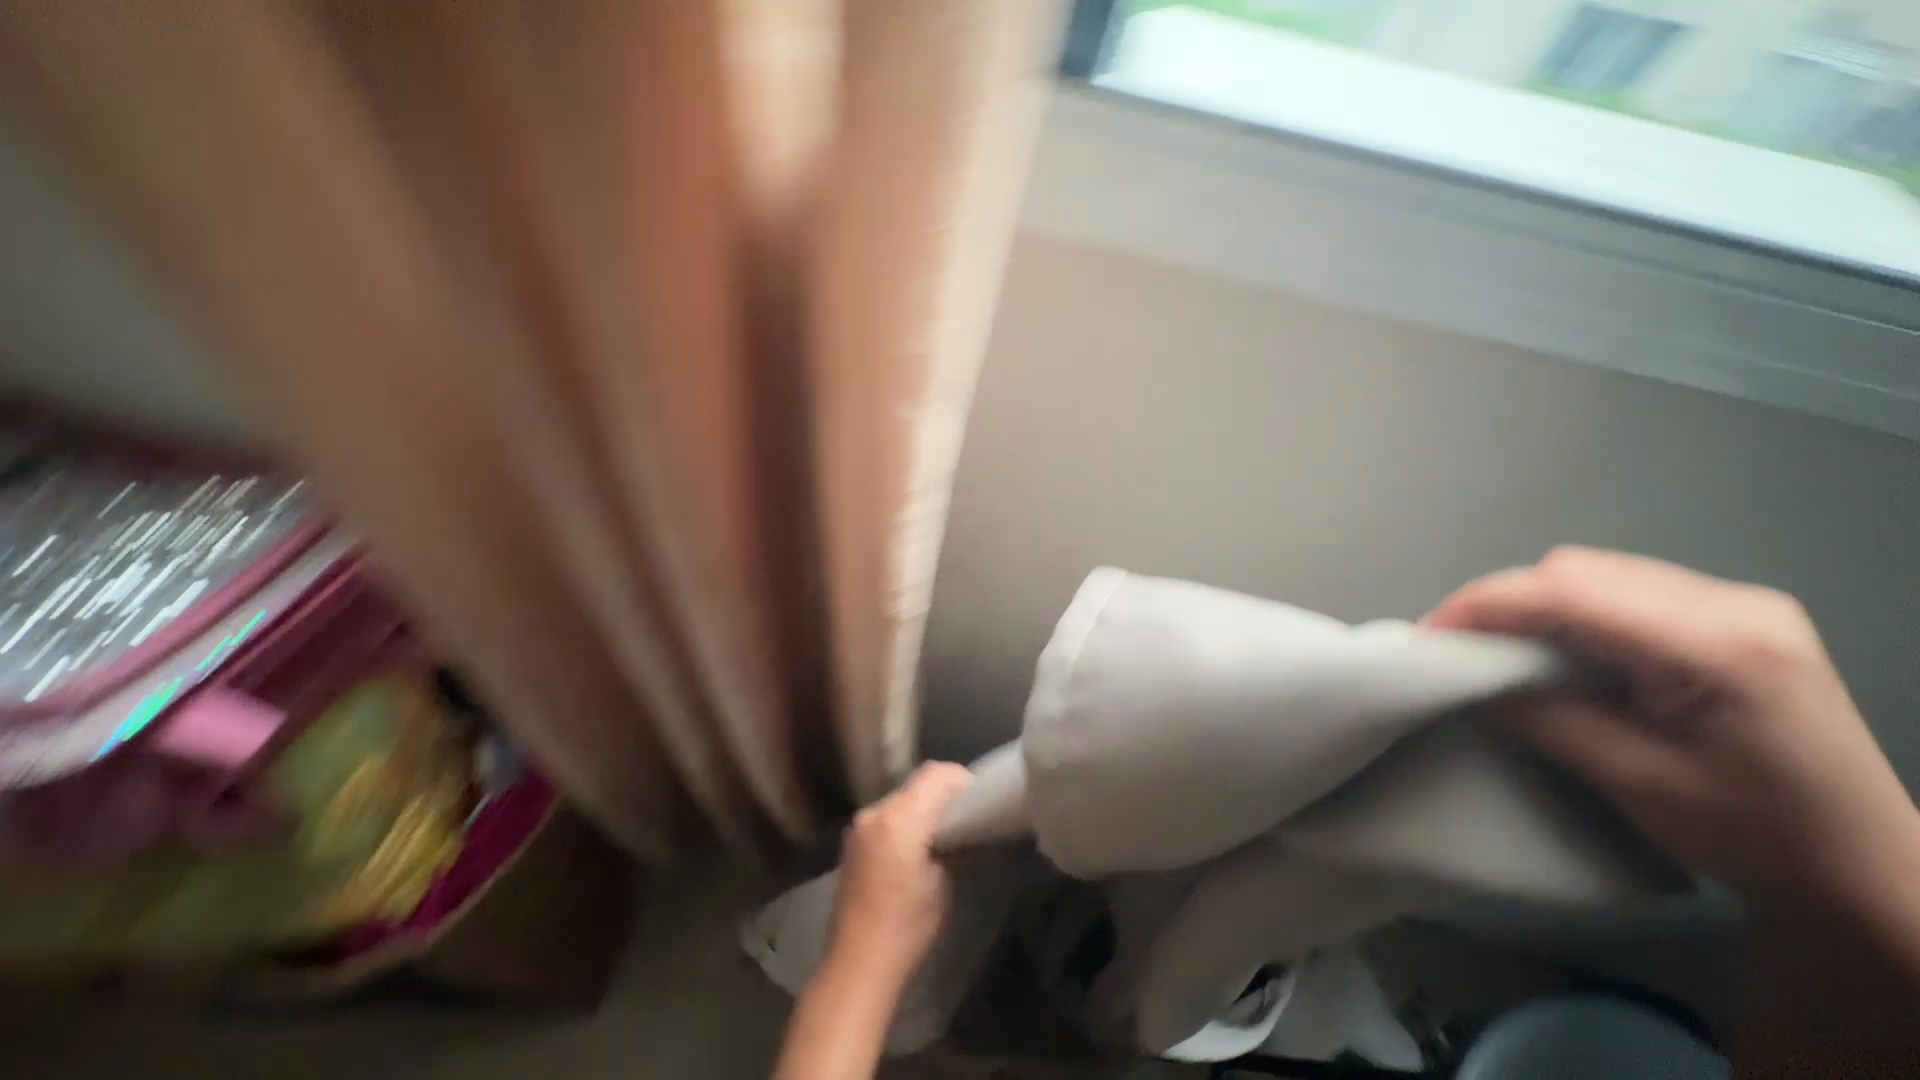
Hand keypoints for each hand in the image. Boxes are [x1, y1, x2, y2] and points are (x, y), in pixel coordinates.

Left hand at [827, 761, 973, 983]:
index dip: (962, 780)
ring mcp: (859, 826)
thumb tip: (968, 831)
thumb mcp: (944, 885)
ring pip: (901, 798)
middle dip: (944, 794)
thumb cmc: (907, 927)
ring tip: (945, 834)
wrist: (858, 963)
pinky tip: (919, 846)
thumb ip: (957, 847)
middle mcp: (874, 813)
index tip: (981, 800)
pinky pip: (886, 816)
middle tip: (968, 817)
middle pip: (917, 783)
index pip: (936, 774)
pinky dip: (906, 821)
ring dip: (923, 807)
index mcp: (899, 819)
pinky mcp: (852, 842)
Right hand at [1424, 547, 1919, 912]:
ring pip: (1598, 572)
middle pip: (1580, 569)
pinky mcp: (1735, 616)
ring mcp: (1740, 603)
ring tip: (1499, 651)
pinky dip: (1572, 612)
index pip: (1570, 592)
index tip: (1426, 636)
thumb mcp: (1634, 780)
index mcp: (1718, 644)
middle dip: (1503, 601)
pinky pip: (1625, 590)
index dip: (1484, 604)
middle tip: (1457, 649)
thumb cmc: (1753, 836)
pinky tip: (1559, 651)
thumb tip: (1467, 681)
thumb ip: (1544, 717)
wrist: (1864, 870)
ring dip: (1535, 605)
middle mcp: (1733, 602)